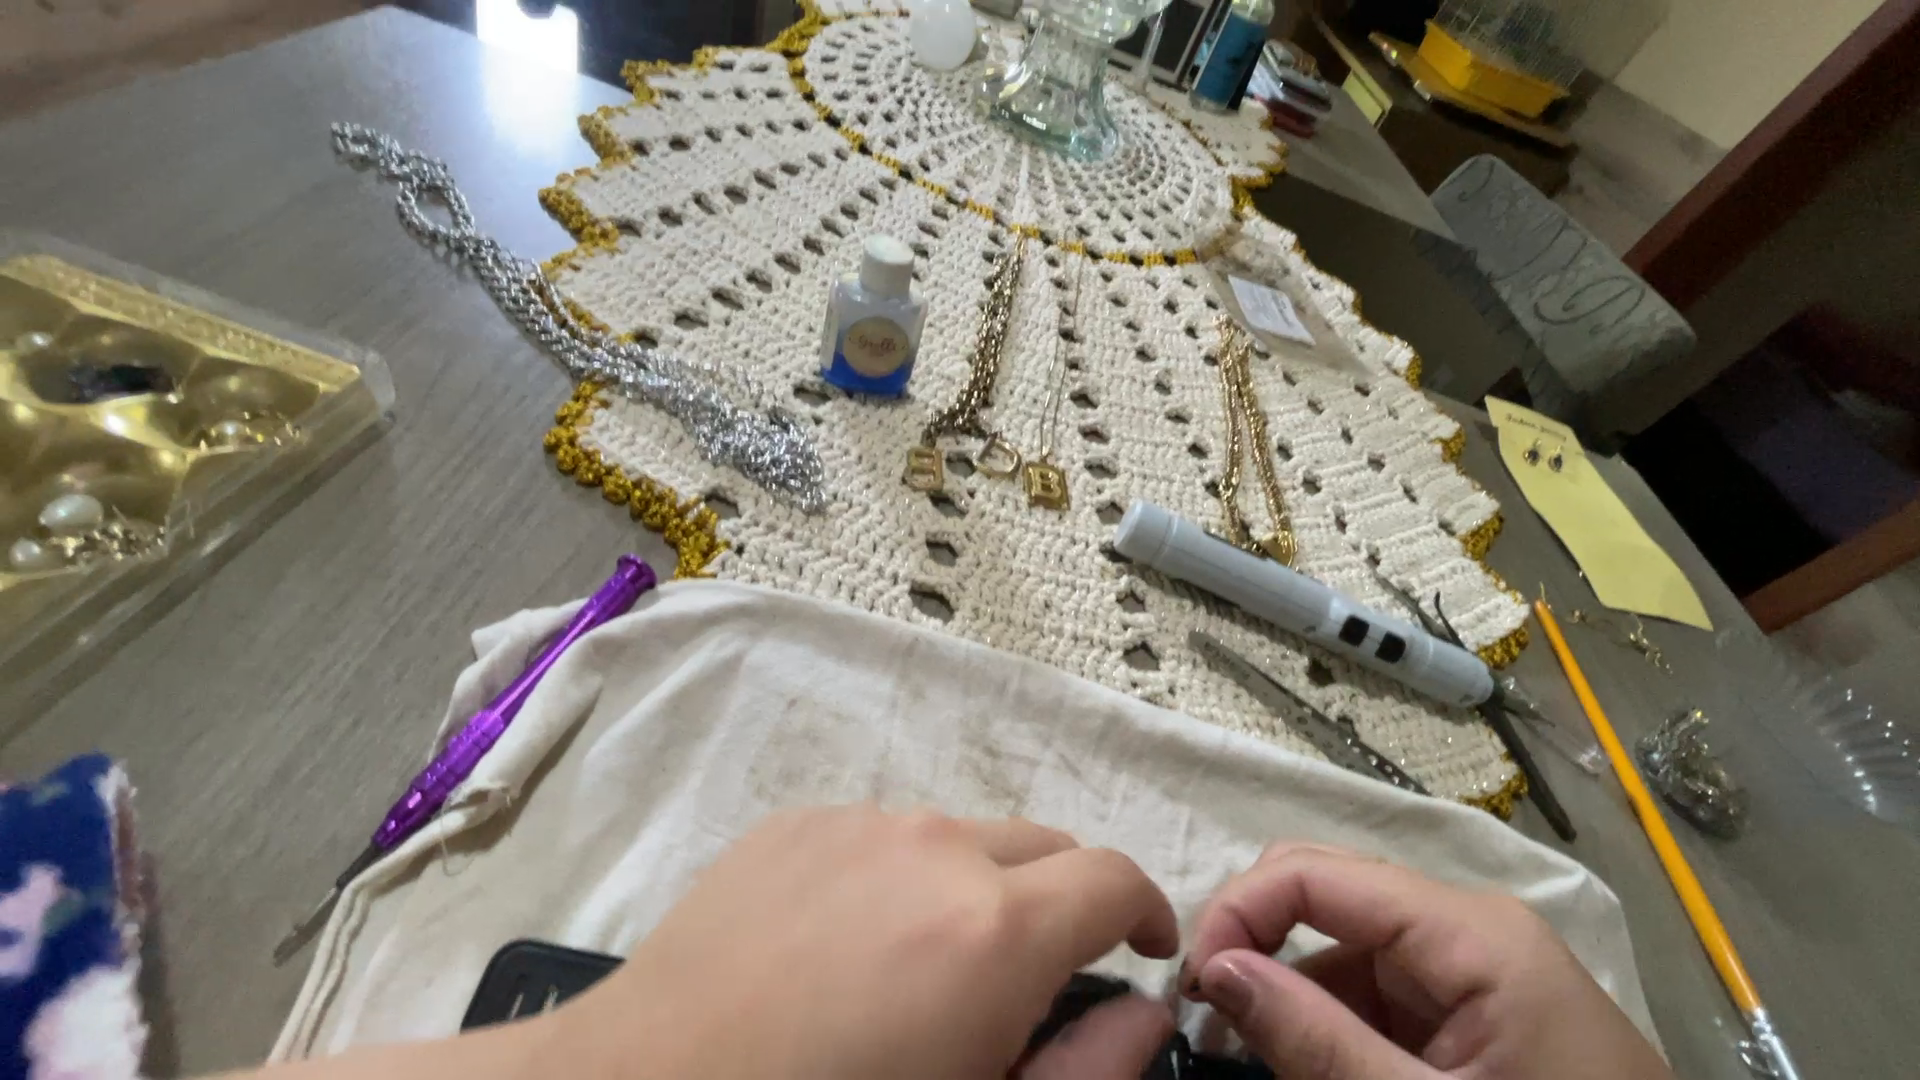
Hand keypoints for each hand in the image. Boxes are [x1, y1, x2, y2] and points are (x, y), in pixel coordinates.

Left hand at [550, 804, 1178, 1079]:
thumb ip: (1087, 1068)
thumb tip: (1145, 1006)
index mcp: (994, 925)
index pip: (1112, 876)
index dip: (1144, 910)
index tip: (1141, 949)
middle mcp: (936, 844)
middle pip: (1043, 845)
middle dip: (1063, 899)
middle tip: (1030, 974)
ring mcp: (860, 820)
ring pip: (959, 837)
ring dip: (972, 886)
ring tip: (918, 964)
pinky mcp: (798, 820)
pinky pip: (880, 835)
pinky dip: (897, 875)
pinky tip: (843, 942)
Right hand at [1181, 844, 1672, 1079]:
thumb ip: (1319, 1043)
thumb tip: (1213, 970)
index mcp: (1471, 931)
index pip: (1315, 873)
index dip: (1240, 910)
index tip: (1195, 981)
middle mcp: (1465, 925)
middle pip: (1323, 890)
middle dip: (1254, 938)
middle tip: (1206, 1008)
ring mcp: (1467, 964)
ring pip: (1338, 941)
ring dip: (1281, 984)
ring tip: (1239, 1045)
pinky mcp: (1468, 1004)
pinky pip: (1371, 985)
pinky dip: (1321, 1014)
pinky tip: (1297, 1055)